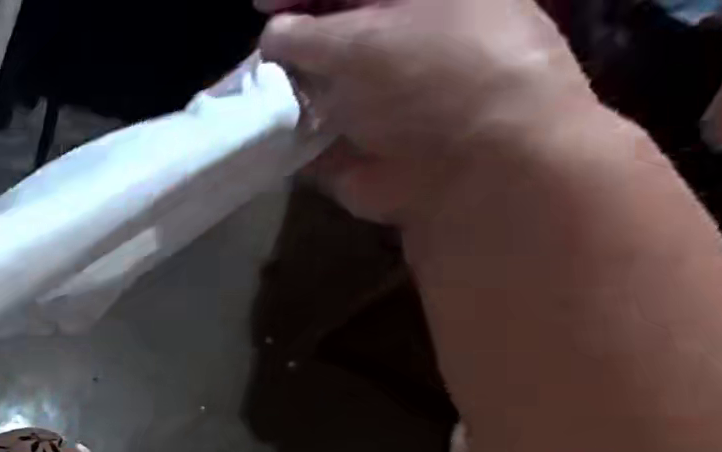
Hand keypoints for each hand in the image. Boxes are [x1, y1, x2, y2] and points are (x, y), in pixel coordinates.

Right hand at [258, 0, 601, 224]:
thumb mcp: (364, 38)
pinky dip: (281, 137)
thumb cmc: (435, 77)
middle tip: (259, 55)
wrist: (472, 165)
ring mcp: (376, 95)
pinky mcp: (354, 144)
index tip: (261, 4)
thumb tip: (270, 36)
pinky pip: (306, 135)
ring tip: (249, 97)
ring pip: (314, 84)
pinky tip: (256, 135)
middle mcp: (402, 39)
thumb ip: (307, 34)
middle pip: (332, 33)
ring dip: (282, 90)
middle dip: (291, 42)